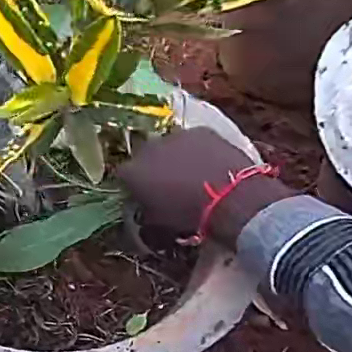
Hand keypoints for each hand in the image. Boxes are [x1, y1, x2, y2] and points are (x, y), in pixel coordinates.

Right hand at [116, 129, 293, 243]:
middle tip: (166, 183)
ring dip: (173, 156)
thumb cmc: (187, 215)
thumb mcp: (157, 221)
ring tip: (190, 173)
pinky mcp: (200, 130)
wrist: (230, 198)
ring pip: (168, 146)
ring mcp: (175, 136)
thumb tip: (143, 205)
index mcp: (132, 172)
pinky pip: (191, 140)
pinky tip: (207, 163)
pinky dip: (196, 150)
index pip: (122, 174)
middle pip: (144, 156)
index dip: (132, 184)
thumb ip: (143, 208)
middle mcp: (148, 149)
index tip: (141, 193)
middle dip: (151, 167)